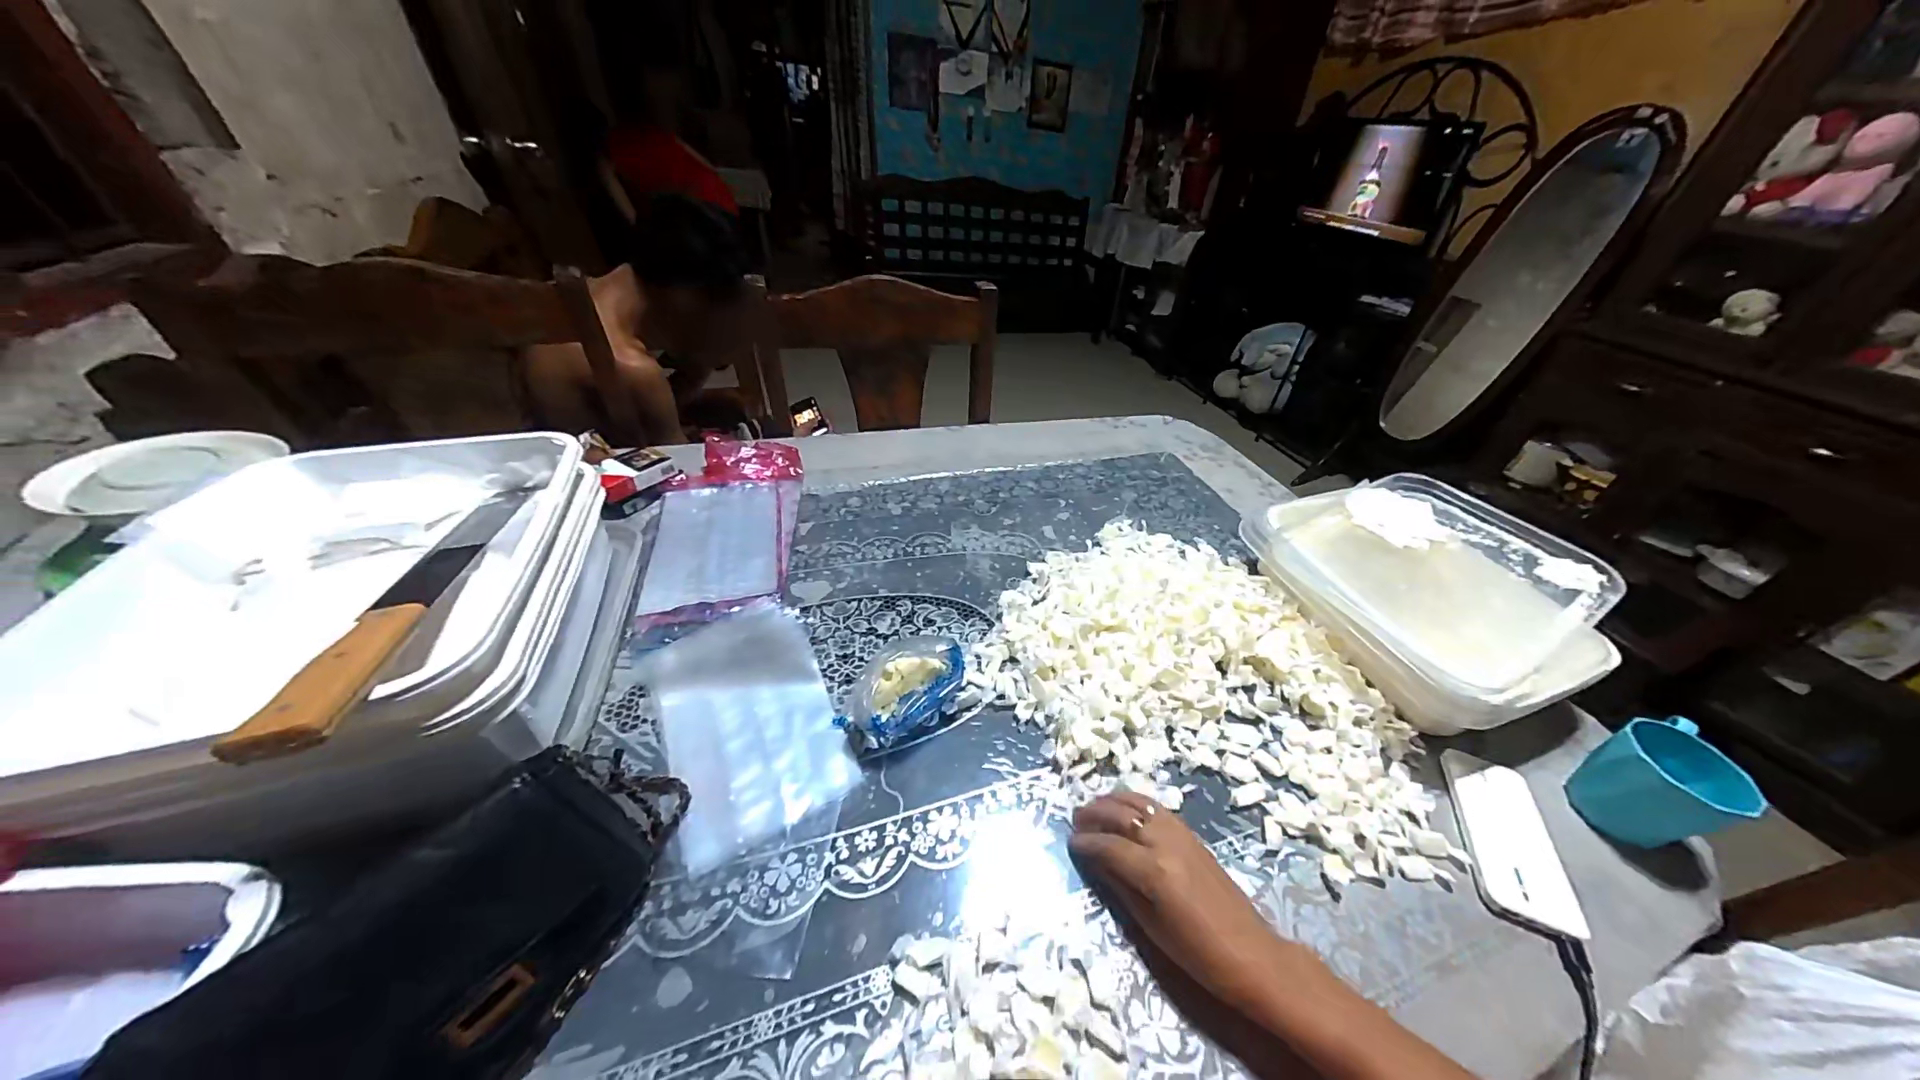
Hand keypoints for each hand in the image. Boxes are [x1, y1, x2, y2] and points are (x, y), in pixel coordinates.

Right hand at [1069, 792, 1298, 1007]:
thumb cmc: (1197, 953)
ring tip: (1094, 809)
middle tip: (1075, 822)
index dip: (1084, 843)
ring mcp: (1181, 834)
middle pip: (1120, 815)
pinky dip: (1135, 803)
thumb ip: (1119, 886)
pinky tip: (1125, 811)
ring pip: (1138, 803)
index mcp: (1153, 870)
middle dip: (1093, 815)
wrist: (1251, 953)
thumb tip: (1093, 860)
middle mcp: (1165, 843)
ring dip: (1112, 802)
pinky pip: (1155, 808)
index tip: (1069, 843)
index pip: (1107, 845)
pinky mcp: (1192, 835)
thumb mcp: (1149, 926)